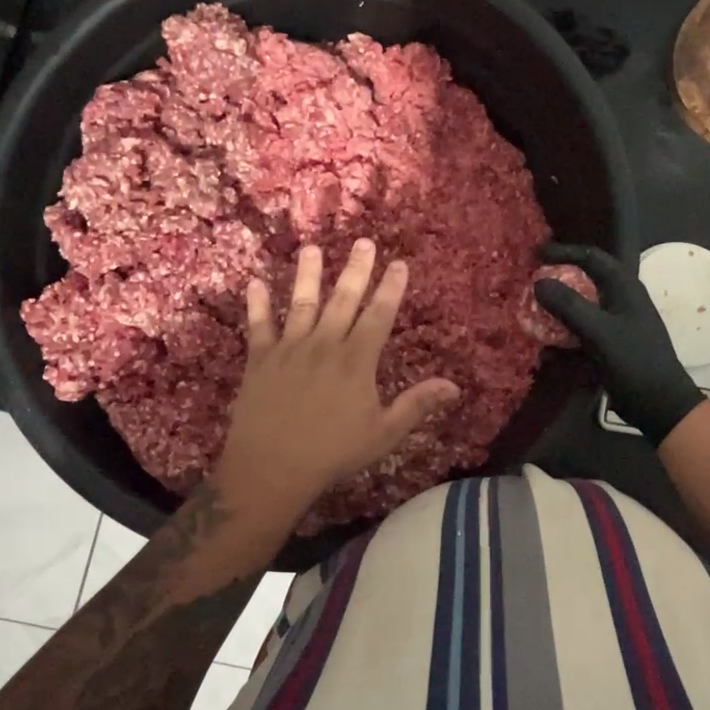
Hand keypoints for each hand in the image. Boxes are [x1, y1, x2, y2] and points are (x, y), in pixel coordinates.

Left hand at [219, 240, 460, 505]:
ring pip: (301, 303)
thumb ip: (416, 405)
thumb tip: (454, 386)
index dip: (390, 288)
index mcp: (356, 361)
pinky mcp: (260, 360)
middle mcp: (324, 345)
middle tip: (363, 242)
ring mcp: (289, 349)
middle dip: (356, 269)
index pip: (379, 315)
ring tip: (311, 248)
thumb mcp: (383, 434)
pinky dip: (257, 304)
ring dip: (307, 274)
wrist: (271, 467)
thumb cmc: (332, 452)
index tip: (398, 263)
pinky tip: (256, 282)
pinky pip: (259, 325)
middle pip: (343, 299)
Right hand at [532, 243, 704, 444]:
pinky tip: (549, 342)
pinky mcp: (614, 344)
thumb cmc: (633, 362)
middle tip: (533, 281)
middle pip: (588, 279)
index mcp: (625, 288)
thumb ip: (569, 305)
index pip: (593, 257)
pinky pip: (585, 329)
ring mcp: (619, 322)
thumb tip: (539, 282)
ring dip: (560, 306)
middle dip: (560, 278)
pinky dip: (566, 330)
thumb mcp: (598, 332)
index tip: (537, 254)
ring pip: (585, 304)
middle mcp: (623, 300)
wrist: (659, 404)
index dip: (565, 252)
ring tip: (535, 310)